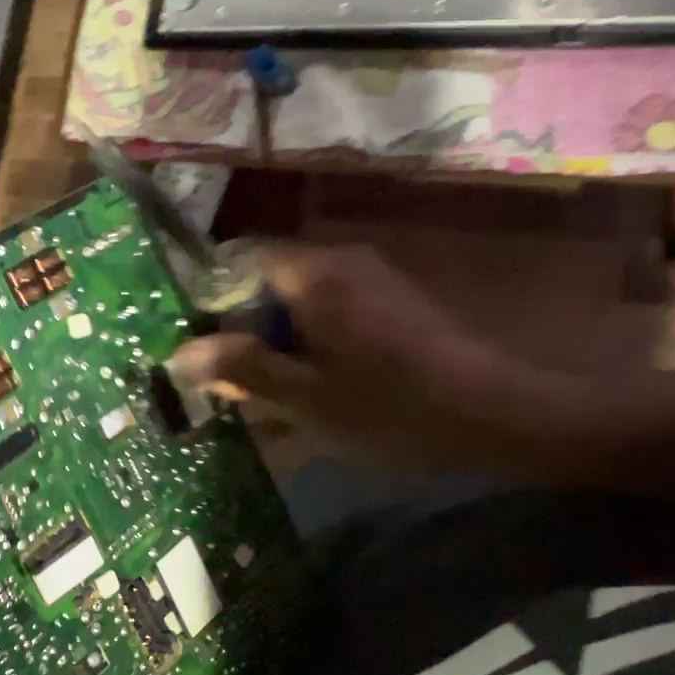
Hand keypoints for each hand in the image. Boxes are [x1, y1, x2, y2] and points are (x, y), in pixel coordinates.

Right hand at [169, 244, 541, 469]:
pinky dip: (314, 339)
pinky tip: (319, 384)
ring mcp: (372, 277)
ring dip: (280, 337)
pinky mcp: (394, 300)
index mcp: (312, 274)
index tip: (202, 344)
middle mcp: (340, 260)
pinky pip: (333, 309)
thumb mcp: (304, 398)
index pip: (238, 259)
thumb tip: (179, 355)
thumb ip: (241, 369)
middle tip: (234, 377)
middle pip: (269, 280)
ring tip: (272, 389)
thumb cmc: (389, 406)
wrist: (495, 414)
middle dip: (246, 326)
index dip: (211, 300)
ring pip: (301, 298)